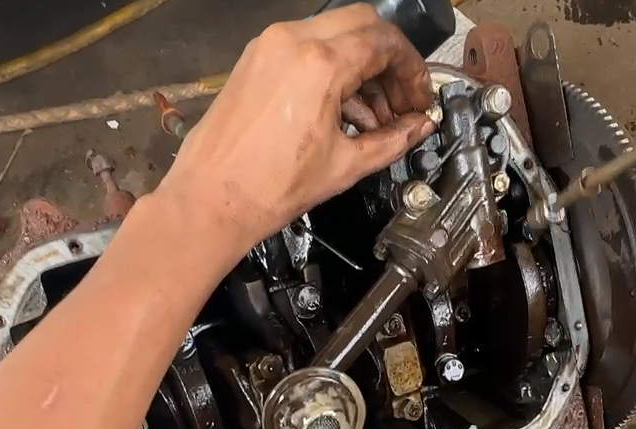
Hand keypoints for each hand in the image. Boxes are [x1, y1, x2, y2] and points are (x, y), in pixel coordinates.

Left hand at [160, 7, 435, 253]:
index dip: (412, 69)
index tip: (421, 96)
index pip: (384, 42)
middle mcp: (294, 40)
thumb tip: (420, 127)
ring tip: (375, 117)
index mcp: (320, 65)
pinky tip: (343, 112)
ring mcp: (271, 45)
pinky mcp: (256, 58)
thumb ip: (391, 141)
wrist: (214, 197)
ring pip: (334, 34)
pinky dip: (332, 70)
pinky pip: (306, 49)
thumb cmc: (273, 188)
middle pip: (362, 24)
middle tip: (402, 101)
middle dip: (389, 60)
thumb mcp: (345, 166)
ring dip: (361, 66)